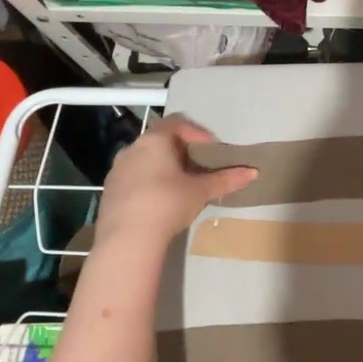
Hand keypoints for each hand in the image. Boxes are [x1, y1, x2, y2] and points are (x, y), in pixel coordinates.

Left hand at [97, 116, 256, 242]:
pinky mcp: (109, 191)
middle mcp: (131, 149)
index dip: (197, 133)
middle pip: (159, 140)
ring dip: (163, 167)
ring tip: (179, 186)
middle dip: (180, 151)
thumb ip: (226, 179)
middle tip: (198, 168)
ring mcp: (116, 170)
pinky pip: (132, 178)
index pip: (176, 123)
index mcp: (154, 141)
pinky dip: (147, 182)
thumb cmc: (168, 203)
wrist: (127, 239)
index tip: (210, 151)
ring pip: (144, 159)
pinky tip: (159, 202)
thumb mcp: (201, 191)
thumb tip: (253, 172)